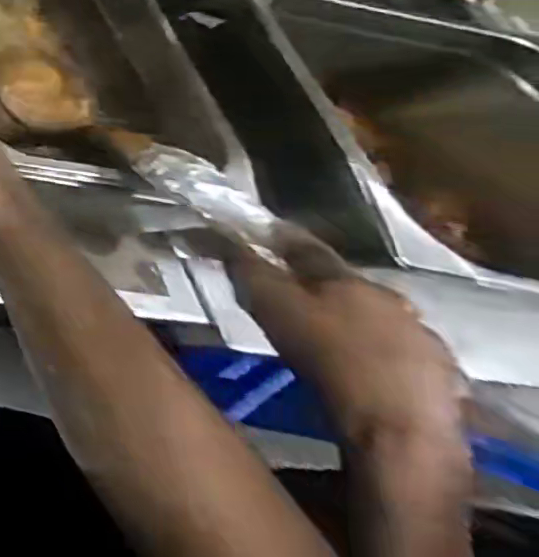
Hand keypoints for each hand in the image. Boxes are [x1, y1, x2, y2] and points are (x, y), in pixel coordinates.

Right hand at [227, 225, 467, 453]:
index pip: (305, 246)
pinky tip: (358, 362)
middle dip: (317, 284)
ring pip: (374, 316)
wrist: (397, 423)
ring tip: (323, 330)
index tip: (257, 235)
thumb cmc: (324, 353)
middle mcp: (391, 299)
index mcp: (348, 278)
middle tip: (290, 292)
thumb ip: (243, 266)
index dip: (278, 238)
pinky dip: (374, 349)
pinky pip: (397, 350)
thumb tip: (220, 235)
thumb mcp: (267, 302)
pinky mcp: (439, 374)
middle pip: (343, 283)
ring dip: (349, 317)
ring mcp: (422, 337)